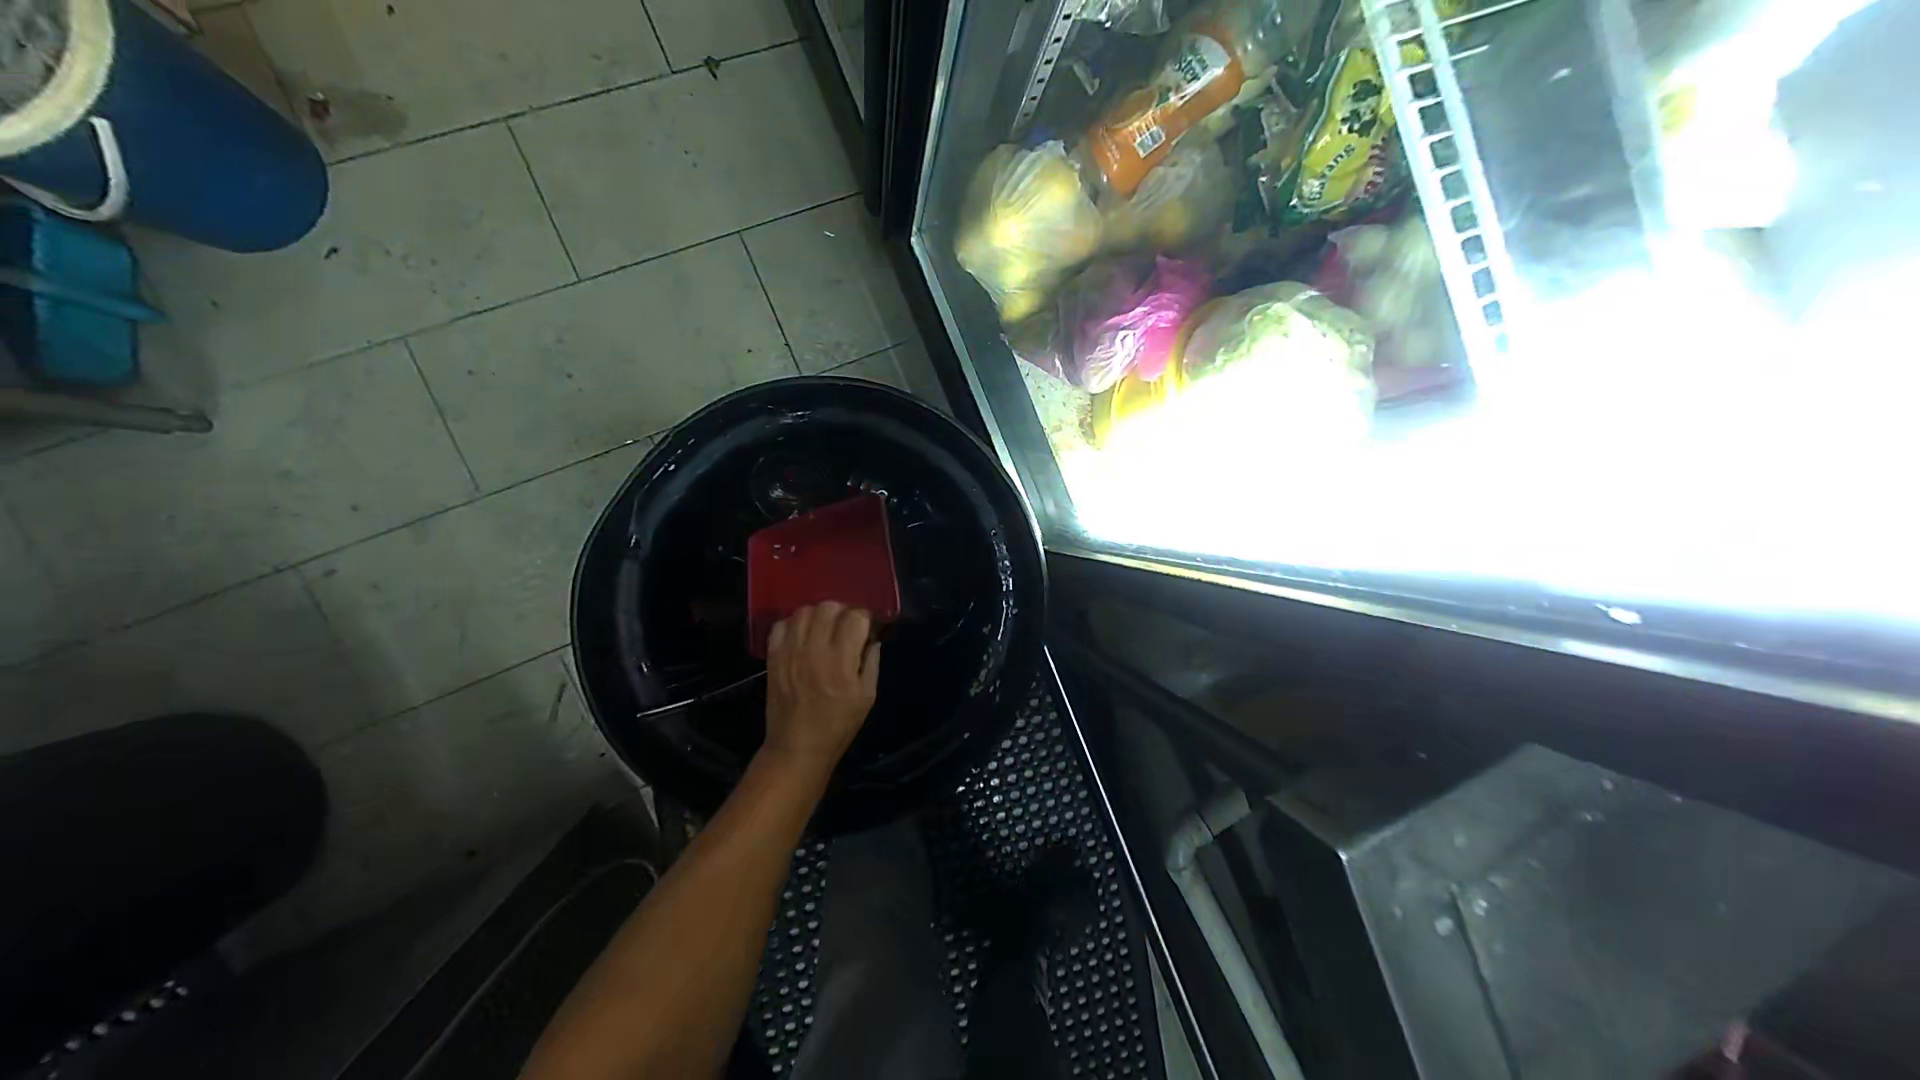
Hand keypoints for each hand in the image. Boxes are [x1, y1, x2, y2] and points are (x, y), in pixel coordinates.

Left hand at [762, 602, 880, 777]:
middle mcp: (815, 649)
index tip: (866, 629)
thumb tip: (873, 639)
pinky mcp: (774, 656)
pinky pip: (782, 625)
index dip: (864, 619)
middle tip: (846, 627)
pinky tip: (802, 637)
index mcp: (842, 660)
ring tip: (824, 630)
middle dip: (842, 612)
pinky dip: (794, 624)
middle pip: (829, 607)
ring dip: (818, 615)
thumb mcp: (867, 697)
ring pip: (804, 611)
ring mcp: (790, 651)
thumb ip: (871, 663)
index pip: (855, 617)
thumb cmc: (838, 725)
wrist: (797, 747)